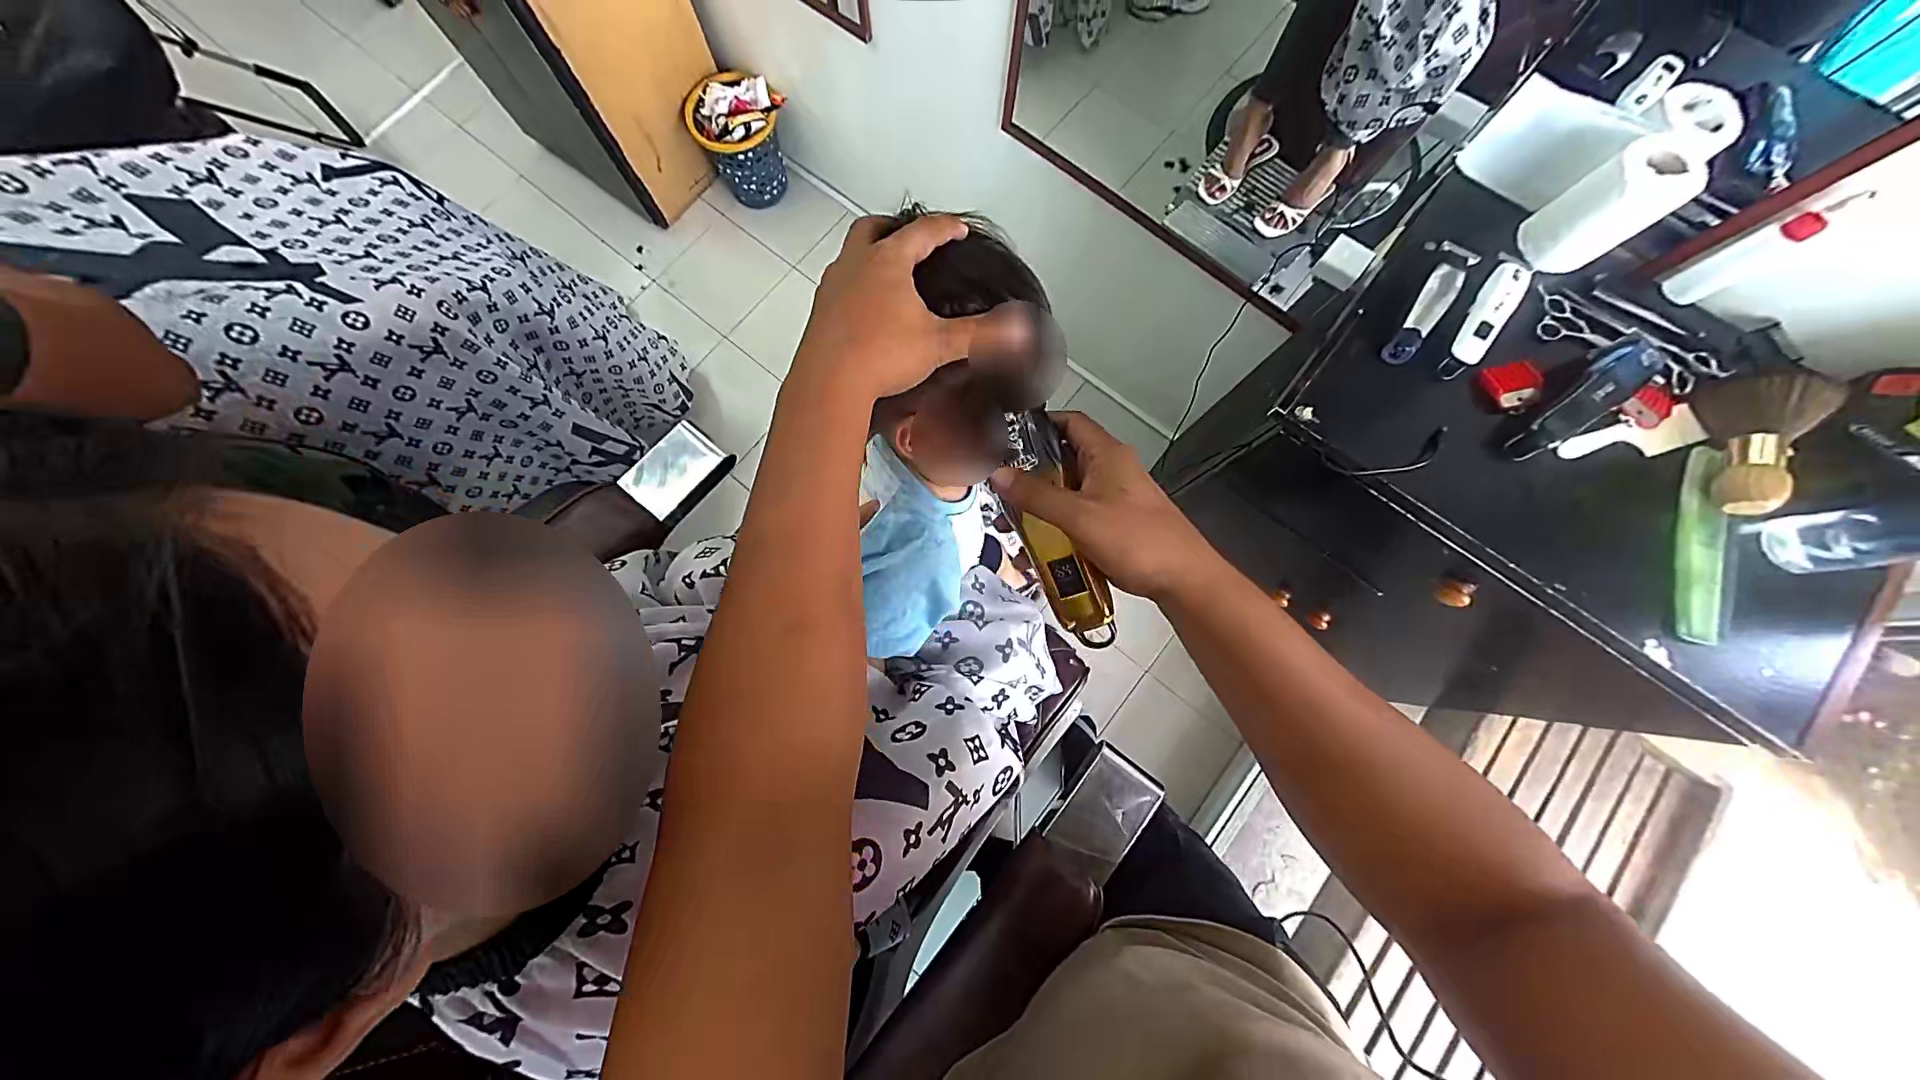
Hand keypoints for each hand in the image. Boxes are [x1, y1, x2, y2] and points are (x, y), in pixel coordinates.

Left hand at [789, 215, 1026, 402]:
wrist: (829, 382)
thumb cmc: (878, 355)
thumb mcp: (939, 343)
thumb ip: (981, 334)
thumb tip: (1017, 329)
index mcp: (887, 260)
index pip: (923, 231)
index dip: (945, 227)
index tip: (957, 228)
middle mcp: (856, 264)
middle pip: (874, 228)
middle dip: (895, 227)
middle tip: (911, 235)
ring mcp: (833, 286)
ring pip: (850, 254)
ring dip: (868, 253)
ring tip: (887, 269)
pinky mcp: (820, 311)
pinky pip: (838, 285)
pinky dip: (854, 284)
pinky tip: (864, 305)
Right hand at [989, 412, 1224, 601]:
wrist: (1183, 579)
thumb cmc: (1141, 541)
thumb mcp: (1078, 516)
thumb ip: (1036, 495)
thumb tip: (1001, 475)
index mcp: (1107, 455)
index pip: (1069, 421)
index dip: (1038, 426)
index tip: (1008, 439)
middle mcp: (1112, 471)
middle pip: (1063, 460)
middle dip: (1032, 477)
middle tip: (1006, 492)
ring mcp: (1115, 498)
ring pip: (1069, 493)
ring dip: (1043, 507)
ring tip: (1018, 526)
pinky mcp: (1117, 523)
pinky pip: (1080, 517)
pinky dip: (1060, 528)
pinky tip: (1044, 549)